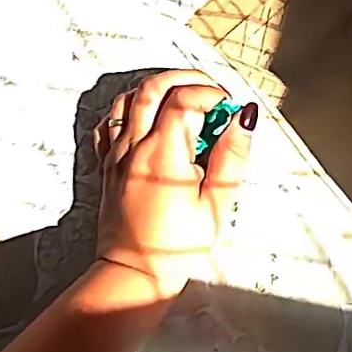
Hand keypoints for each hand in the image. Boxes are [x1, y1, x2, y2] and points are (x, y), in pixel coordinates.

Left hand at [92, 69, 256, 295]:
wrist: (135, 272)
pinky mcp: (108, 164)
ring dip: (161, 88)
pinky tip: (152, 119)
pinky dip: (133, 108)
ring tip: (187, 100)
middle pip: (154, 87)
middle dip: (189, 79)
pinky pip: (111, 121)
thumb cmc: (176, 245)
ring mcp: (116, 154)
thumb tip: (244, 120)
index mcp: (164, 156)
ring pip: (129, 98)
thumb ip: (232, 155)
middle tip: (213, 92)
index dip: (213, 94)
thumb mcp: (217, 201)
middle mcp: (135, 148)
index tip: (230, 107)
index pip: (186, 99)